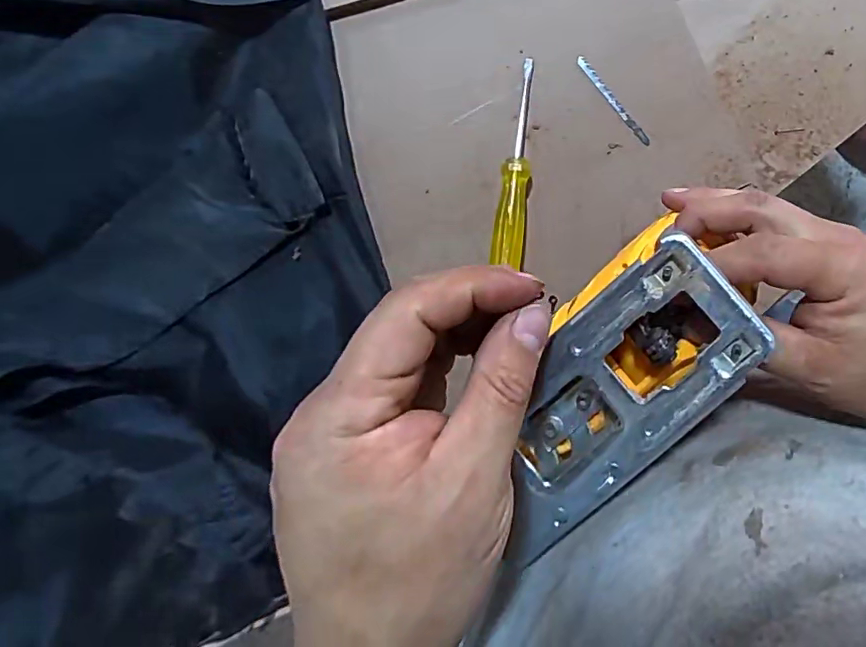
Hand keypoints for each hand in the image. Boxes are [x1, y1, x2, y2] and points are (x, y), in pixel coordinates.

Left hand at [270, 266, 552, 646]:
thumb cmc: (420, 578)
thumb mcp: (474, 477)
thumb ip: (503, 384)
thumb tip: (535, 311)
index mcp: (339, 413)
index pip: (406, 312)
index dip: (474, 286)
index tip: (534, 288)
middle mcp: (328, 407)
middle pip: (404, 322)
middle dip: (475, 301)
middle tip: (536, 304)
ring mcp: (342, 424)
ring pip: (409, 345)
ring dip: (468, 325)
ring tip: (522, 323)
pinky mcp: (362, 439)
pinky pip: (411, 376)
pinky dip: (456, 356)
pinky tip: (490, 354)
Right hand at [663, 187, 865, 425]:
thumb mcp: (815, 370)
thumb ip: (758, 343)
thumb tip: (703, 324)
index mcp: (839, 264)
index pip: (765, 251)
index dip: (717, 262)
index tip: (675, 277)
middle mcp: (834, 235)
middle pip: (763, 209)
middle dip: (710, 211)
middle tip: (666, 225)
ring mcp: (831, 232)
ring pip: (767, 205)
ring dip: (720, 204)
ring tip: (675, 201)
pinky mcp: (824, 241)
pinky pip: (776, 219)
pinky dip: (738, 217)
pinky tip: (713, 217)